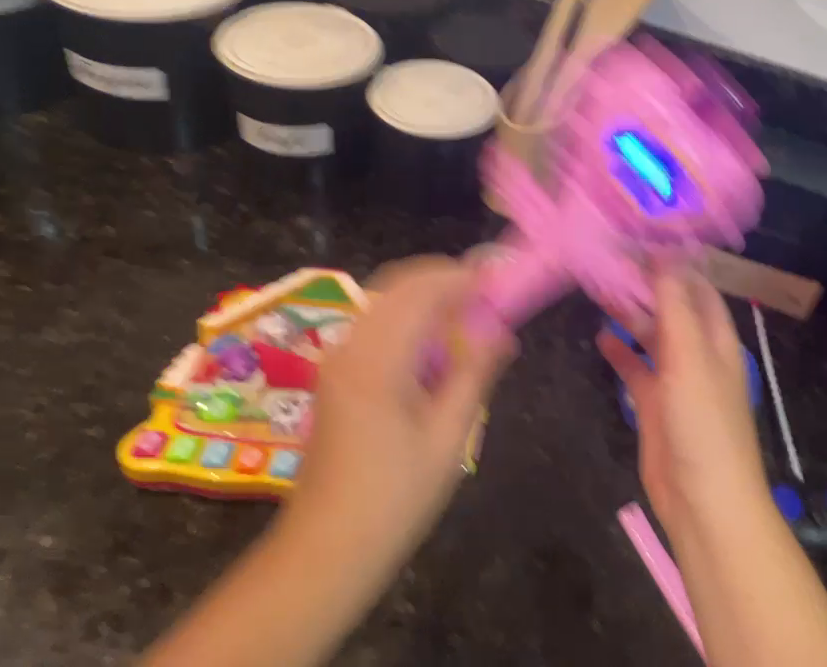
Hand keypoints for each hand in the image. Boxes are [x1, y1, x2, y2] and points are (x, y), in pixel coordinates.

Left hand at [278, 255, 516, 570]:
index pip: (423, 290)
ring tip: (468, 321)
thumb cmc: (394, 499)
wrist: (325, 549)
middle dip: (445, 281)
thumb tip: (500, 331)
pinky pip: (375, 325)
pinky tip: (434, 349)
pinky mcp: (334, 376)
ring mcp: (336, 360)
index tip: (500, 282)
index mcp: (377, 360)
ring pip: (386, 302)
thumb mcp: (448, 438)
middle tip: (488, 298)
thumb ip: (473, 374)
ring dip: (426, 299)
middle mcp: (350, 347)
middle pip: (400, 285)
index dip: (463, 277)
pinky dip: (408, 319)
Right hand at [597, 266, 766, 534]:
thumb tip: (666, 250)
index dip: (673, 260)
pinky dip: (620, 351)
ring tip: (597, 284)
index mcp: (716, 337)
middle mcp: (697, 351)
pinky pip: (636, 368)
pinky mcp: (653, 405)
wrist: (703, 502)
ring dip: (630, 312)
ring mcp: (675, 379)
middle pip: (671, 306)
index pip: (696, 285)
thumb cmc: (703, 423)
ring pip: (651, 335)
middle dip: (644, 282)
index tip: (640, 232)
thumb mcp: (690, 356)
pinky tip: (600, 335)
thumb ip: (675, 304)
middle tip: (606, 254)